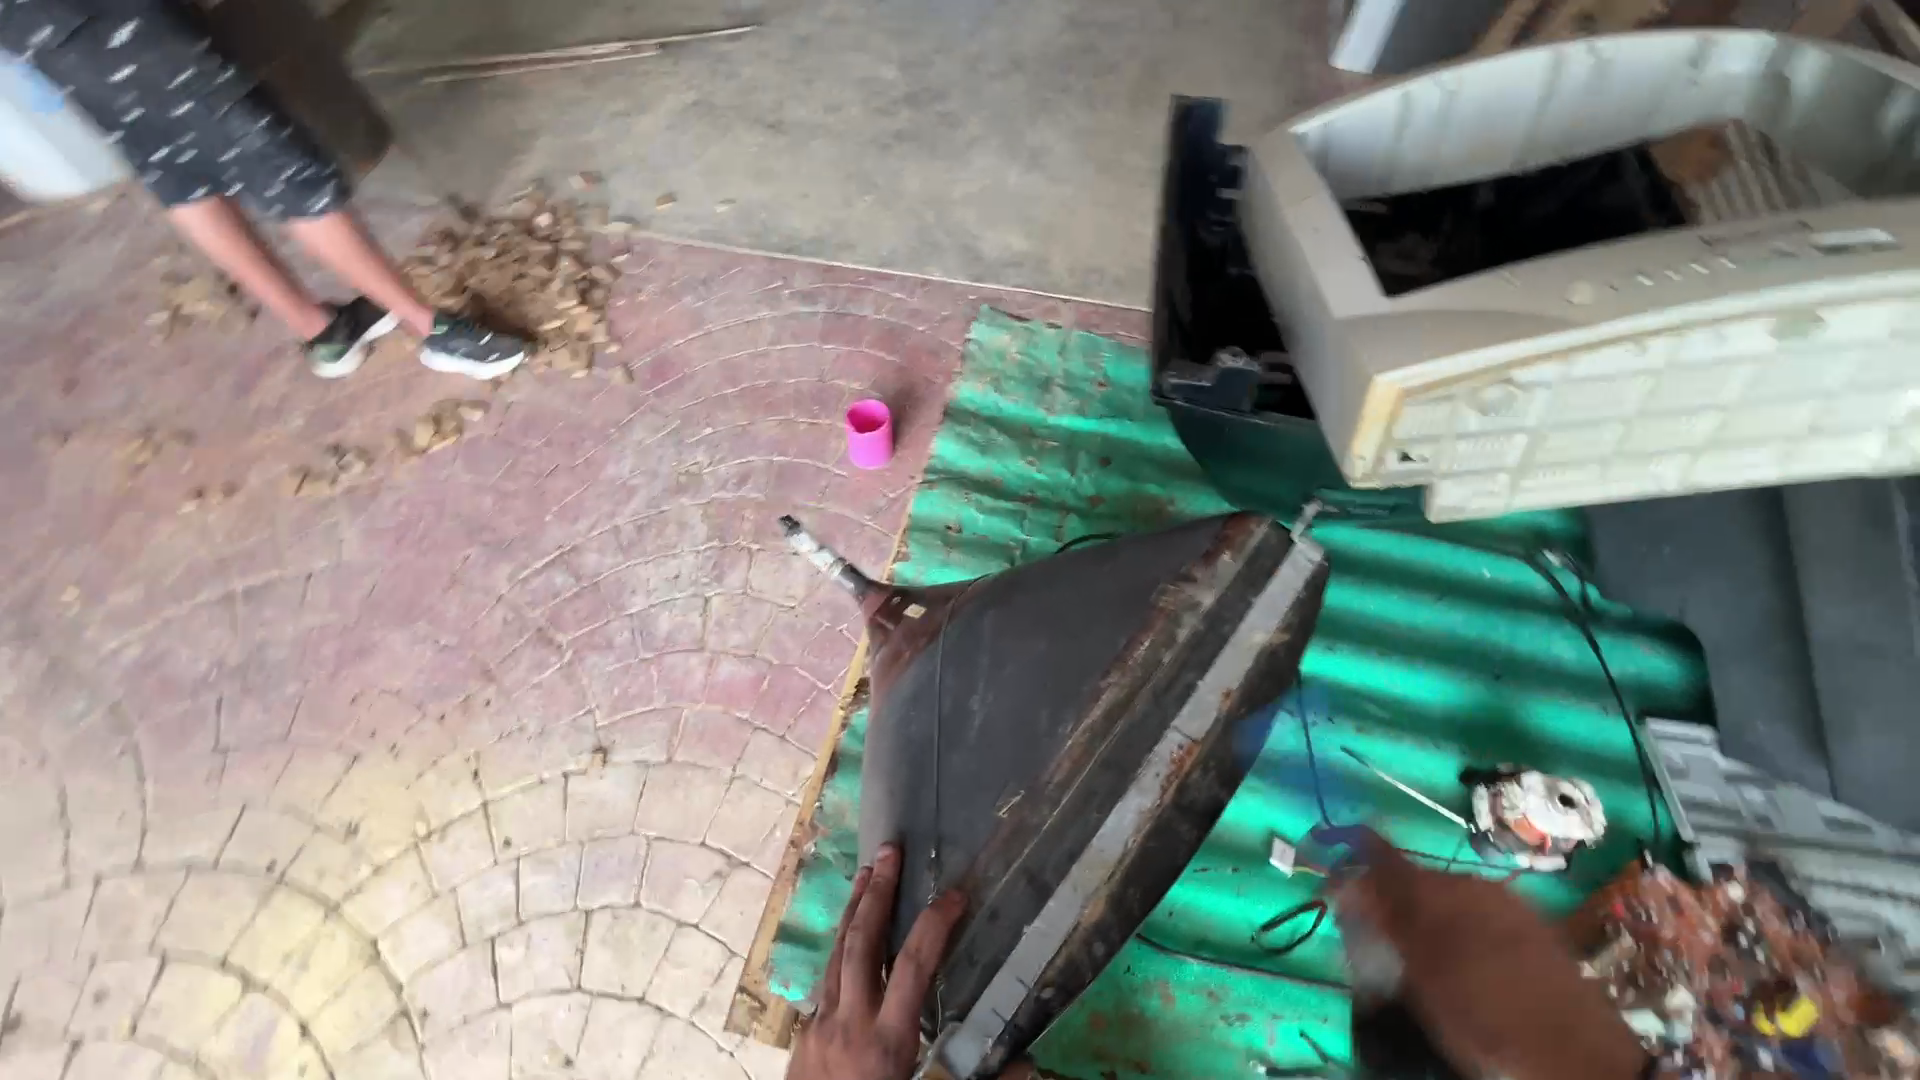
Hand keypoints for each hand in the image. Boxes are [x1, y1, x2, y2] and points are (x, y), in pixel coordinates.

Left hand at [787, 843, 966, 1079]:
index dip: (935, 925)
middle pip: (862, 943)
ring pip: (835, 954)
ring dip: (853, 910)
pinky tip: (847, 940)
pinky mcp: (802, 1038)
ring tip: (866, 873)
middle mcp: (848, 1023)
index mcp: (887, 1042)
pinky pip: (824, 981)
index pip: (914, 967)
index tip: (956, 894)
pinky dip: (838, 950)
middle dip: (878, 893)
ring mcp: (819, 1027)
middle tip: (891, 850)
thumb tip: (1033, 1067)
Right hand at [1336, 839, 1644, 1079]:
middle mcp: (1468, 883)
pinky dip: (1459, 927)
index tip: (1335, 887)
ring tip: (1422, 955)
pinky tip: (1464, 961)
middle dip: (1390, 900)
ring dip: (1426, 916)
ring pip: (1445, 895)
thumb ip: (1383, 924)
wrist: (1584, 1057)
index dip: (1353, 865)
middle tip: (1378, 937)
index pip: (1379, 854)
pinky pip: (1477, 910)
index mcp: (1435, 891)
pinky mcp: (1531, 921)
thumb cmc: (1488, 1021)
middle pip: (1412, 878)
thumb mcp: (1421, 979)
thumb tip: (1346, 885)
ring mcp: (1503, 900)